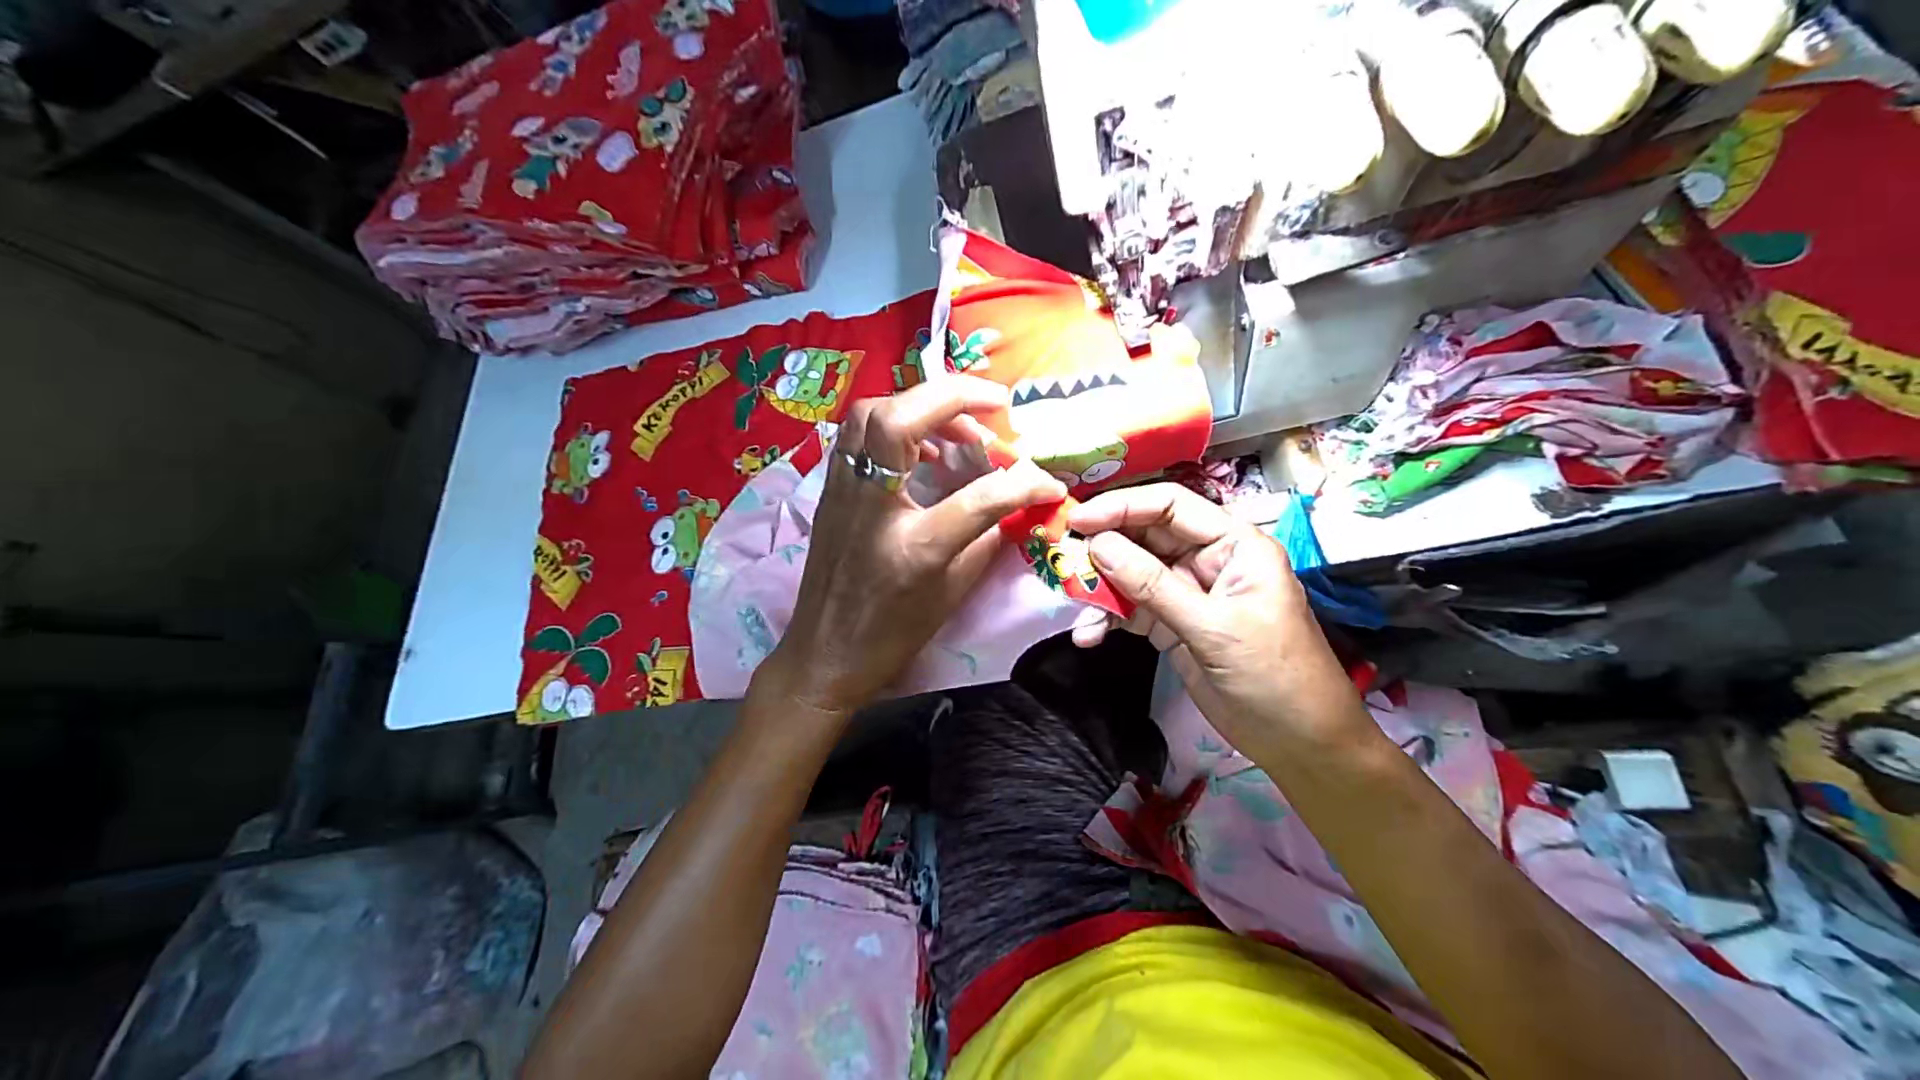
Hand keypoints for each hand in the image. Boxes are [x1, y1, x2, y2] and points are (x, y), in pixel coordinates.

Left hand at [755, 377, 1067, 718]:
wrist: (823, 654)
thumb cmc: (891, 634)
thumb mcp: (952, 594)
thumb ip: (988, 538)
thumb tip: (1017, 499)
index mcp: (912, 546)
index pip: (979, 497)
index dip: (1023, 483)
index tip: (1049, 482)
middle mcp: (870, 506)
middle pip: (900, 418)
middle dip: (956, 394)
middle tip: (999, 405)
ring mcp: (842, 492)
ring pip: (870, 413)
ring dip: (920, 403)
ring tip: (961, 424)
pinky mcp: (830, 489)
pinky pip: (857, 433)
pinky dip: (895, 421)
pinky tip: (923, 445)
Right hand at [1067, 484, 1369, 752]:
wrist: (1299, 742)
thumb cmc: (1275, 676)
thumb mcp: (1214, 627)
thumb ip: (1152, 585)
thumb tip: (1097, 545)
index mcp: (1234, 545)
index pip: (1171, 507)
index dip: (1122, 507)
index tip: (1078, 520)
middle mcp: (1207, 561)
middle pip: (1145, 537)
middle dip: (1103, 547)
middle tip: (1061, 557)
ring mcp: (1186, 594)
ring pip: (1131, 574)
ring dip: (1100, 588)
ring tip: (1072, 604)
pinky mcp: (1171, 625)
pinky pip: (1130, 609)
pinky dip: (1106, 619)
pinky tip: (1089, 635)